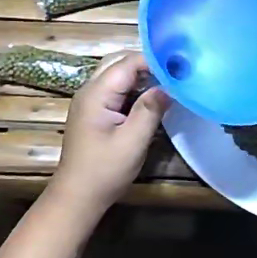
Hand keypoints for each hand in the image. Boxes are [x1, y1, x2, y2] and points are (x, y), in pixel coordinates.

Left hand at [49, 52, 169, 208]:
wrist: (77, 196)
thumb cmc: (105, 170)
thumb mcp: (133, 141)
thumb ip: (150, 109)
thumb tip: (169, 86)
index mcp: (96, 94)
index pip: (127, 62)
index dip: (153, 61)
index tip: (179, 66)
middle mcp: (89, 90)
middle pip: (118, 63)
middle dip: (147, 64)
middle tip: (174, 73)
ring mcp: (89, 101)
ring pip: (116, 75)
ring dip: (140, 76)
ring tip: (168, 83)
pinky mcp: (93, 112)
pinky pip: (114, 90)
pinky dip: (133, 89)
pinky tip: (150, 98)